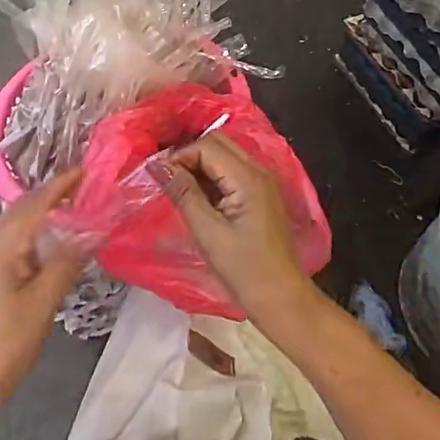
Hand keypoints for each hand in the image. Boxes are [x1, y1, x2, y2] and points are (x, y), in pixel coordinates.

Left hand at [0, 170, 87, 439]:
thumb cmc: (0, 347)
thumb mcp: (41, 304)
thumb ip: (66, 262)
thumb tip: (91, 231)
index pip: (35, 202)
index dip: (61, 184)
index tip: (86, 169)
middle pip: (20, 209)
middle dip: (51, 196)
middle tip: (84, 190)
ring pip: (12, 227)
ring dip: (40, 216)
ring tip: (71, 215)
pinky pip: (6, 243)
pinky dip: (29, 236)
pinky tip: (44, 250)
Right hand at [152, 135, 311, 321]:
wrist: (281, 297)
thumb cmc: (244, 269)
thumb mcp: (207, 232)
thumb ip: (184, 193)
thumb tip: (158, 165)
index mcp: (247, 177)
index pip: (207, 146)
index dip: (181, 156)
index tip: (162, 178)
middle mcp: (258, 169)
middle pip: (218, 141)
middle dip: (190, 155)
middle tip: (171, 181)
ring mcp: (262, 180)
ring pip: (226, 153)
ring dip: (201, 164)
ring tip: (183, 190)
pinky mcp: (261, 192)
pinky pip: (233, 169)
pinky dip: (214, 175)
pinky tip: (201, 198)